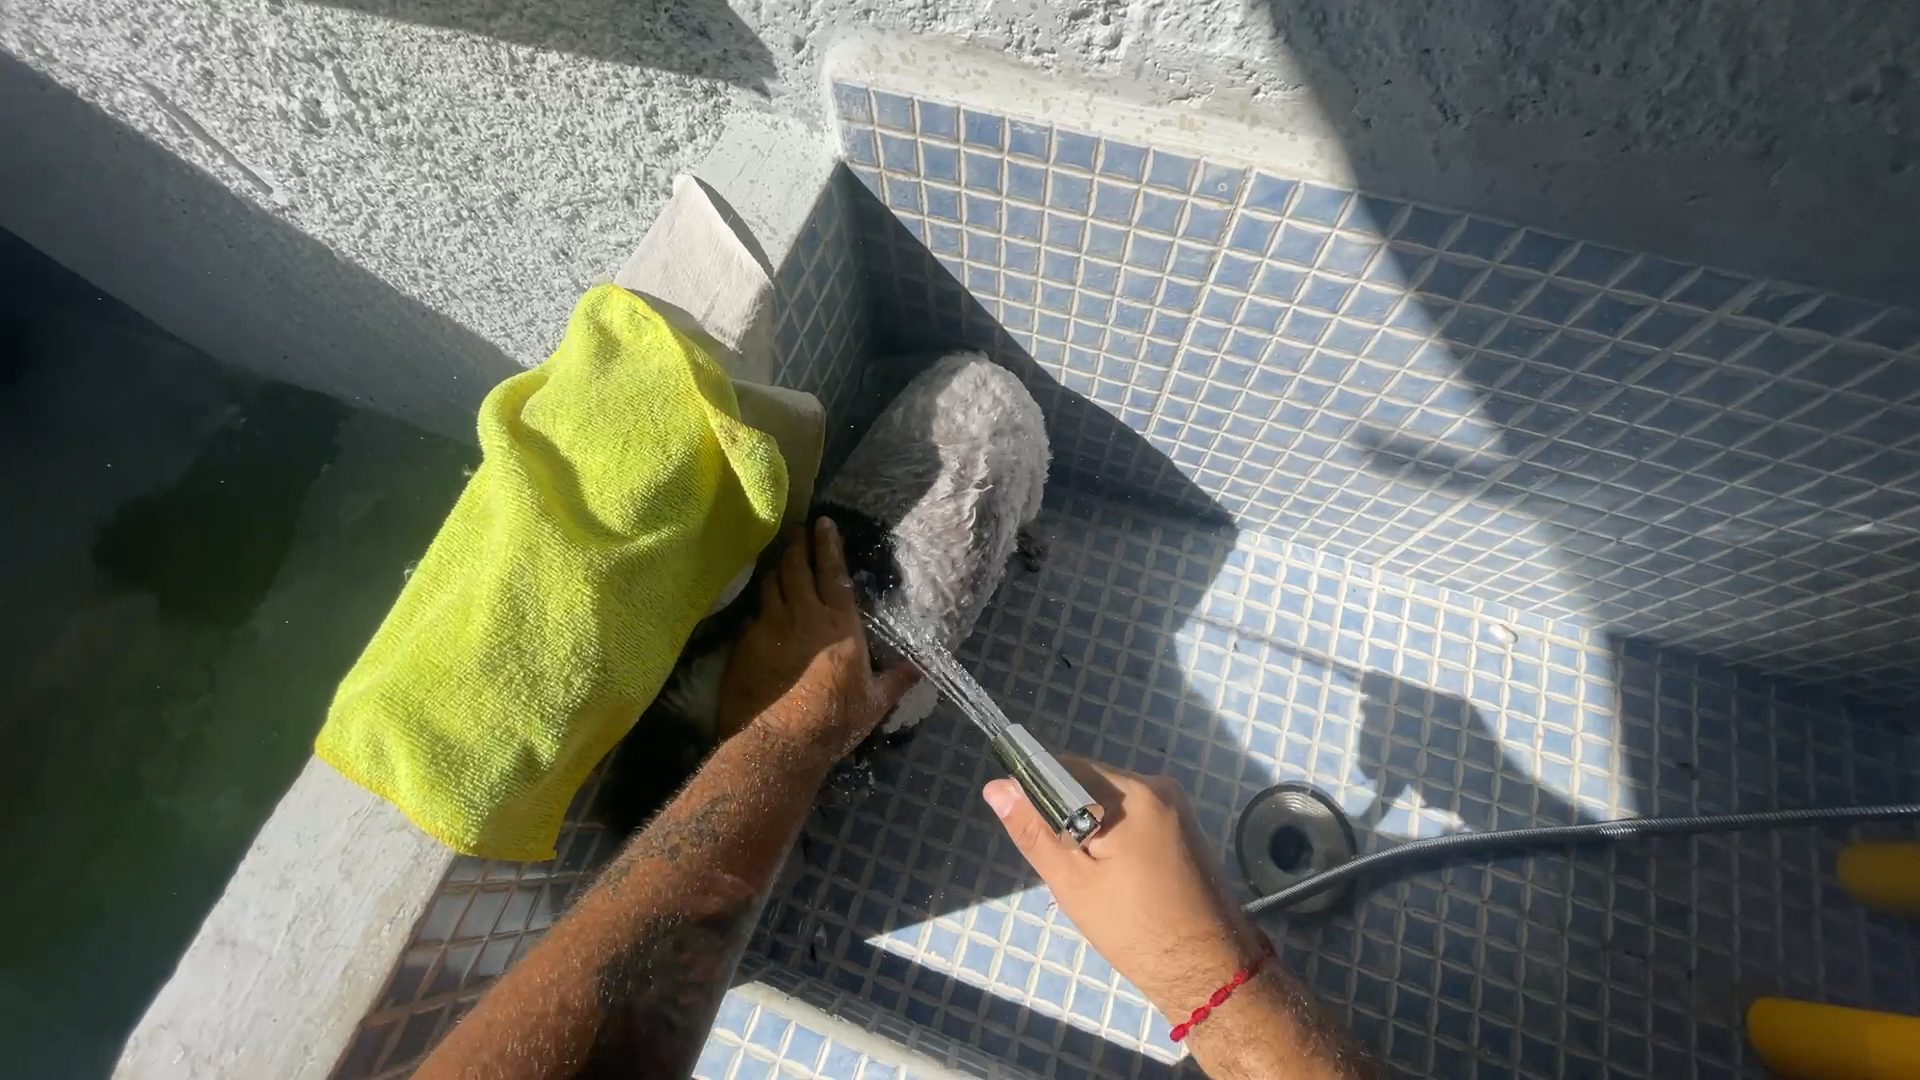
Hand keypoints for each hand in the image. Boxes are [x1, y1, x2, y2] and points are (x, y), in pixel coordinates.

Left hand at [717, 517, 920, 756]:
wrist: (780, 744)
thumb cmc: (834, 721)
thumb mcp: (874, 702)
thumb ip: (897, 678)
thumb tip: (924, 664)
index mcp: (839, 625)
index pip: (833, 572)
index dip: (829, 545)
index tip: (824, 522)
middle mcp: (803, 616)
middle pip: (796, 567)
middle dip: (798, 544)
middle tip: (798, 529)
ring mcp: (770, 627)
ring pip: (770, 583)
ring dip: (777, 567)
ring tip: (780, 558)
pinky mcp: (744, 644)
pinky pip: (753, 614)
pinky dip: (760, 605)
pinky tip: (761, 608)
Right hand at [983, 760, 1267, 1019]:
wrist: (1210, 971)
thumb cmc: (1135, 931)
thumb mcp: (1073, 884)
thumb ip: (1034, 830)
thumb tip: (997, 787)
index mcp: (1131, 794)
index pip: (1065, 766)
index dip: (1036, 789)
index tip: (1027, 825)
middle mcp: (1155, 785)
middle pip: (1088, 780)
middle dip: (1065, 811)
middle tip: (1064, 863)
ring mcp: (1174, 802)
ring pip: (1108, 797)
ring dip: (1089, 823)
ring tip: (1090, 873)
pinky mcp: (1182, 821)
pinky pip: (1131, 811)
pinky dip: (1113, 831)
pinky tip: (1115, 872)